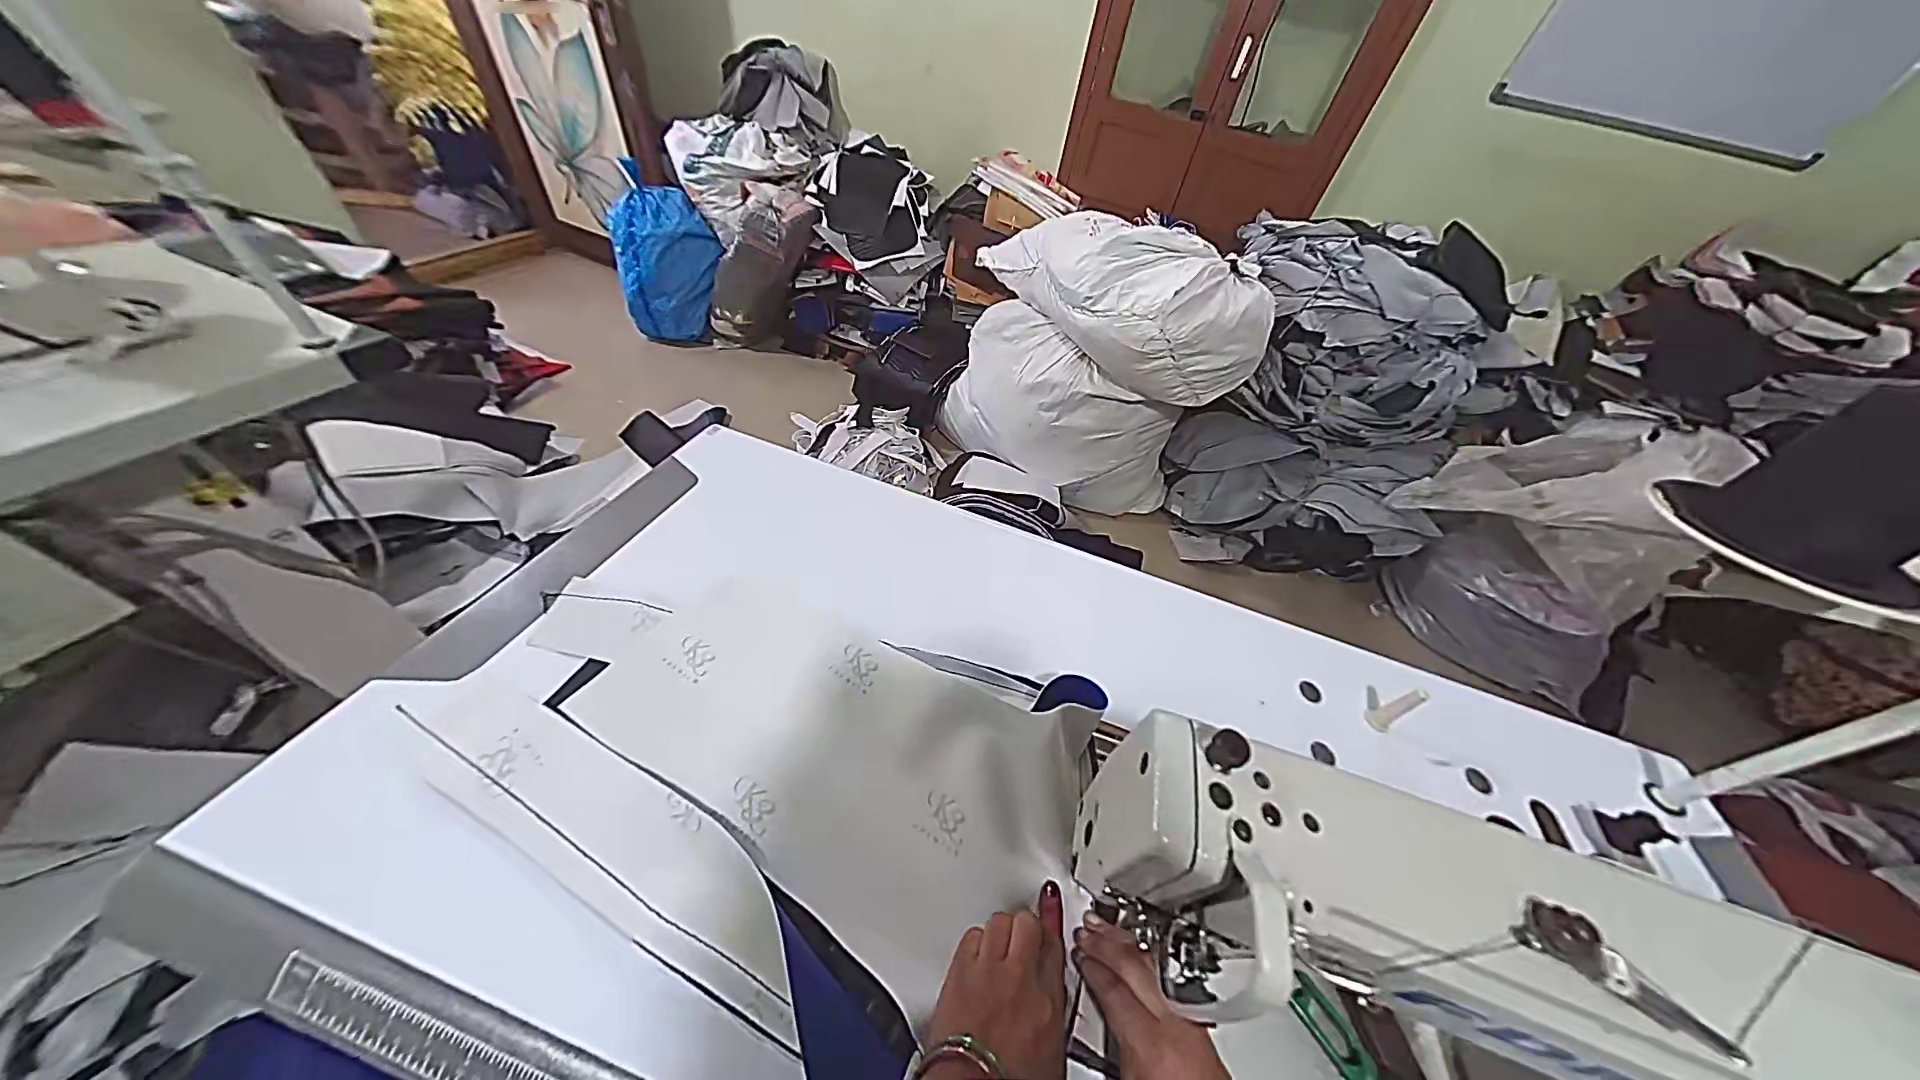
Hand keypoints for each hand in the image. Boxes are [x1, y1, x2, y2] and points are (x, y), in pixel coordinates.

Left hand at [926, 881, 1067, 1079]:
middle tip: (1021, 938)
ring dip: (1000, 930)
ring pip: (999, 921)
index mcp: (1048, 1000)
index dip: (1051, 923)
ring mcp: (988, 970)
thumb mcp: (1050, 1048)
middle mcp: (1020, 977)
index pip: (1055, 943)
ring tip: (998, 947)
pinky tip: (978, 955)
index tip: (1050, 906)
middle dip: (1025, 926)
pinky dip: (976, 941)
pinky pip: (972, 935)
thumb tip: (1050, 986)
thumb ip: (1052, 1005)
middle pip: (1027, 922)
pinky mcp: (960, 970)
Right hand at [1074, 916, 1229, 1079]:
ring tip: (1108, 928)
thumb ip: (1106, 1052)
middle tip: (1086, 930)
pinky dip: (1148, 959)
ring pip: (1154, 967)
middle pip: (1134, 968)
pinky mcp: (1202, 1029)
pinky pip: (1168, 978)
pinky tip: (1139, 954)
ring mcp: (1191, 1025)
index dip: (1092, 967)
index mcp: (1150, 1046)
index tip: (1077, 952)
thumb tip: (1083, 1032)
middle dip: (1106, 944)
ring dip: (1127, 944)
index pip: (1113, 989)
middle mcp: (1174, 1028)